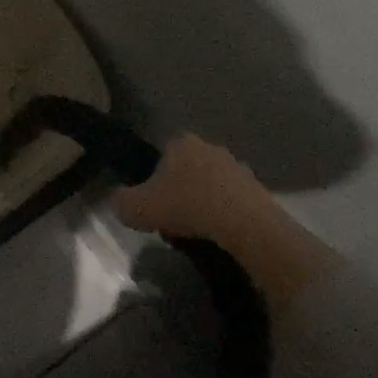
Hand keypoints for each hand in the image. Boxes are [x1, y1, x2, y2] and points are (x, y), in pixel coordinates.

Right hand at [112, 134, 287, 242]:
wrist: (243, 223)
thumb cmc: (185, 207)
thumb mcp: (135, 209)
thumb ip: (120, 202)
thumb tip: (120, 201)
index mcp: (180, 143)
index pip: (159, 157)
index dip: (153, 182)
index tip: (153, 205)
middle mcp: (209, 147)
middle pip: (185, 172)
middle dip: (178, 194)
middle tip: (172, 221)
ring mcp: (236, 166)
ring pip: (208, 187)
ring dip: (201, 205)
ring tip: (195, 233)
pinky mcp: (257, 188)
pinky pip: (230, 201)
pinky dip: (222, 215)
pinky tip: (218, 234)